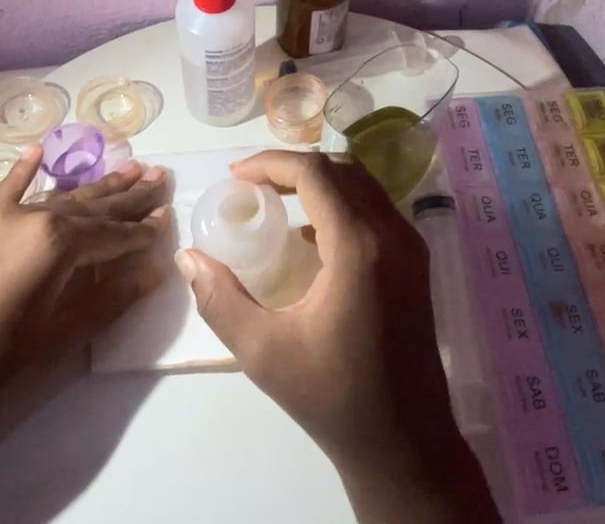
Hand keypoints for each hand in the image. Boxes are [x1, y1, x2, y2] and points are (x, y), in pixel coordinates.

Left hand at [0, 148, 171, 523]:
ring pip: (61, 195)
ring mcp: (1, 214)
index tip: (168, 217)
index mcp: (58, 243)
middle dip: (128, 195)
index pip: (114, 233)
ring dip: (95, 184)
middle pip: (92, 204)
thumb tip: (155, 271)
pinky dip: (26, 170)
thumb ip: (109, 298)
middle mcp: (34, 216)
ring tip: (131, 166)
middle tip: (161, 176)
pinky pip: (8, 188)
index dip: (143, 230)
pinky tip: (40, 150)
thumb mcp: (57, 336)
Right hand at [175, 151, 497, 523]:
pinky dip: (342, 204)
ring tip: (275, 199)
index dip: (272, 163)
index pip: (315, 174)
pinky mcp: (416, 263)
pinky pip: (377, 211)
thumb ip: (220, 300)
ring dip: (320, 182)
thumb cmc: (332, 397)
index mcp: (359, 247)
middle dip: (293, 167)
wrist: (405, 440)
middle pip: (342, 170)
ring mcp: (411, 247)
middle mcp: (392, 234)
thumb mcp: (264, 352)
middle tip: (252, 183)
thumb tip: (188, 258)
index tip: (235, 175)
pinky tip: (310, 236)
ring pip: (364, 187)